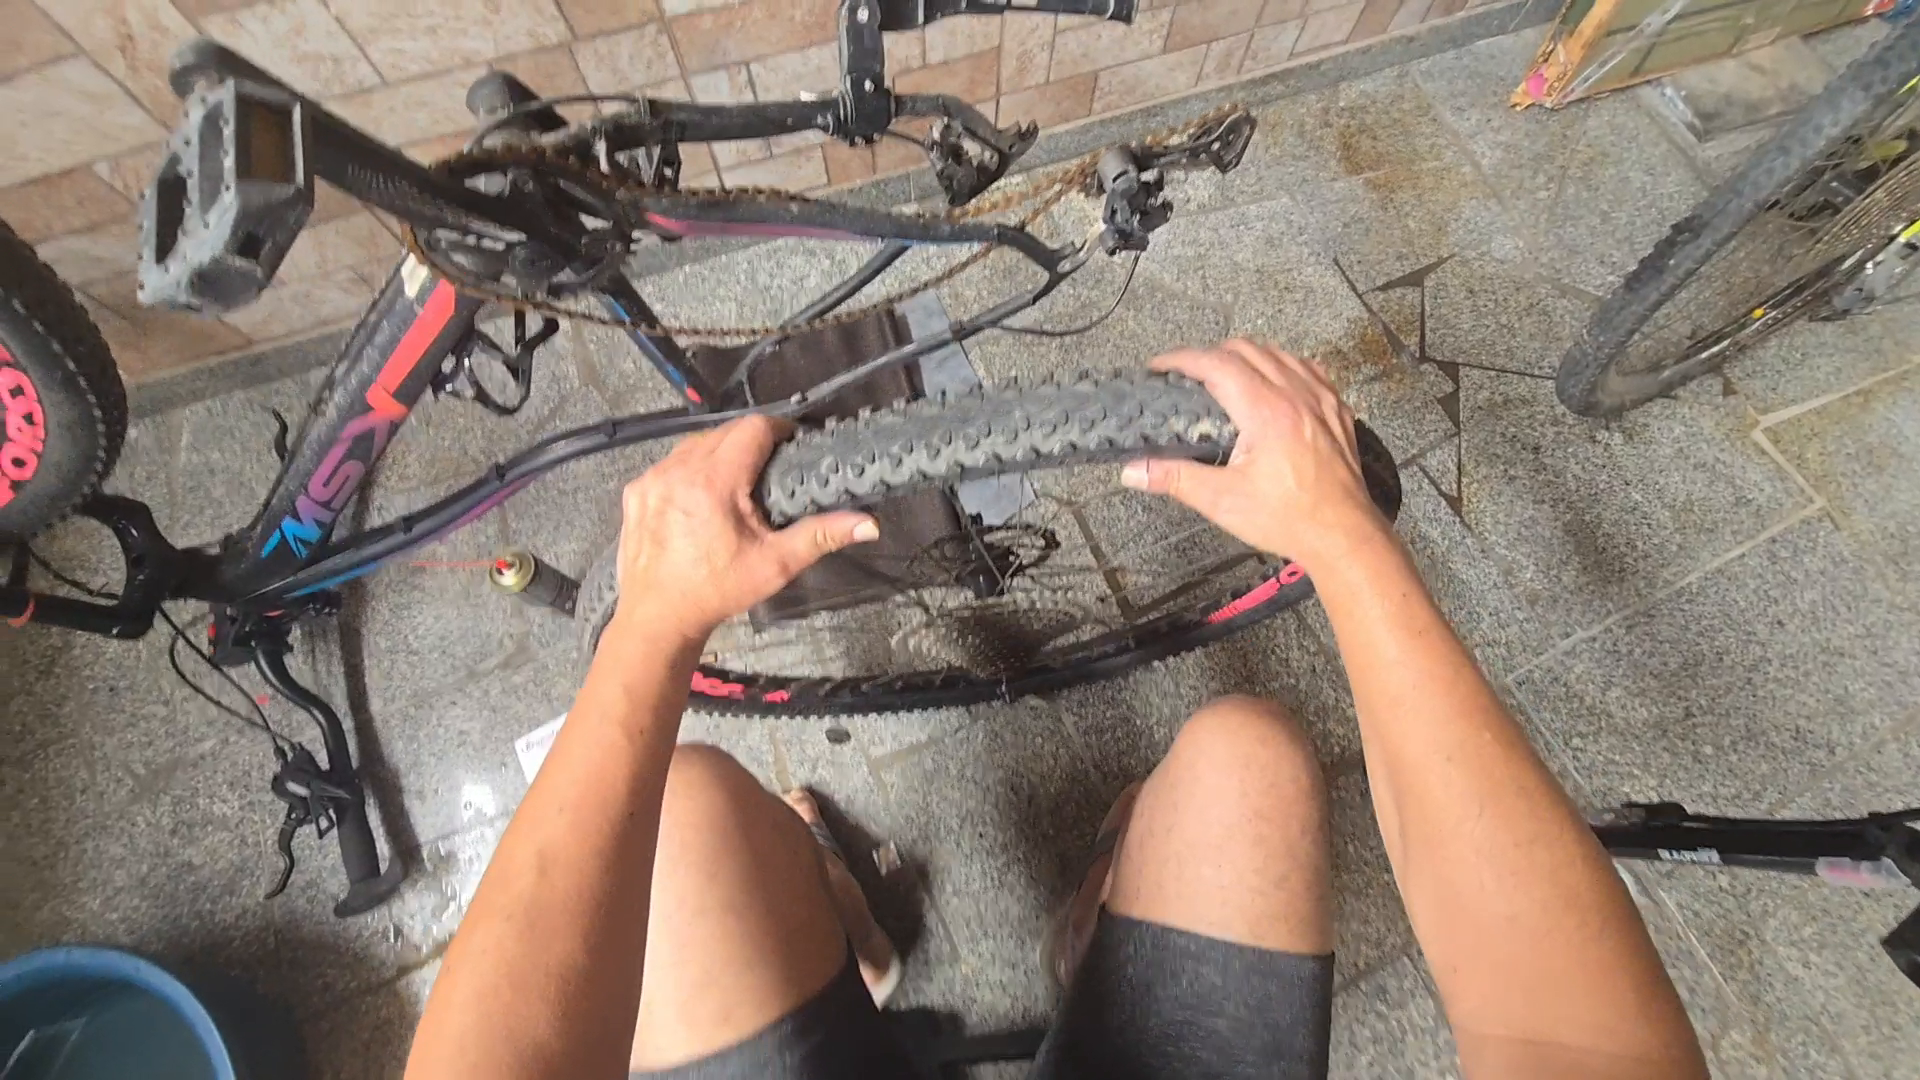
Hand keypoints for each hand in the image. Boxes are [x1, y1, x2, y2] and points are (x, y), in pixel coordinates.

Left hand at [611, 416, 877, 640]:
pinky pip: (671, 463)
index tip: (794, 443)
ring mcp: (651, 479)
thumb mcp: (776, 564)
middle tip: (774, 463)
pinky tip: (705, 494)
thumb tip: (869, 524)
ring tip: (742, 476)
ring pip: (695, 444)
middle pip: (723, 432)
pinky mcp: (636, 491)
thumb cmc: (719, 590)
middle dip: (752, 440)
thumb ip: (821, 535)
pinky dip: (692, 468)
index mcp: (714, 482)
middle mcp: (678, 470)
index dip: (778, 429)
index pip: (752, 429)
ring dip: (721, 451)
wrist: (658, 618)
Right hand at [1121, 340, 1388, 572]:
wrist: (1342, 535)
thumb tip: (1131, 471)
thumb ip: (1174, 478)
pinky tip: (1270, 384)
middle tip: (1185, 378)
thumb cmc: (1283, 518)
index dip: (1182, 359)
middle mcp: (1295, 394)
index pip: (1217, 363)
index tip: (1158, 367)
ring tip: (1221, 378)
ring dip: (1244, 356)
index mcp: (1265, 410)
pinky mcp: (1336, 410)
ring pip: (1278, 353)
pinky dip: (1280, 366)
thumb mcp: (1221, 500)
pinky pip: (1306, 368)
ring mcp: (1321, 399)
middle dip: (1209, 355)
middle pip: (1246, 349)